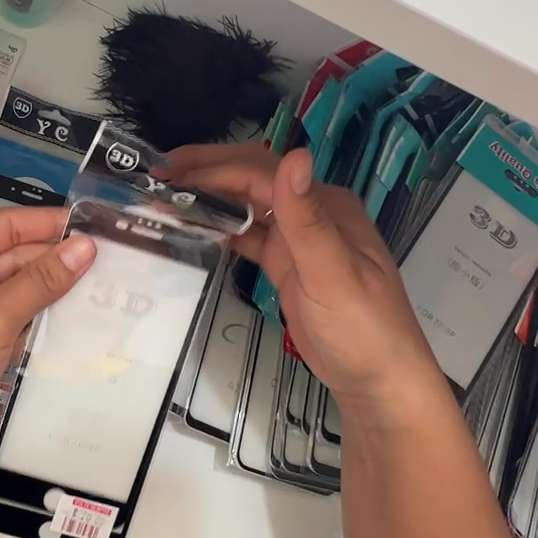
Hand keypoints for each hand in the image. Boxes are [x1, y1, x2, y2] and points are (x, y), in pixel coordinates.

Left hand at [0, 206, 96, 473]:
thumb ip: (42, 280)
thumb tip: (83, 247)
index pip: (1, 227)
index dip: (45, 224)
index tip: (89, 224)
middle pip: (10, 256)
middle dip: (52, 260)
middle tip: (105, 259)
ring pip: (15, 288)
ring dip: (50, 290)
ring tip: (101, 284)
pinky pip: (12, 317)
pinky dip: (38, 317)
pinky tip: (76, 316)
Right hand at [163, 144, 440, 404]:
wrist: (379, 382)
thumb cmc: (362, 329)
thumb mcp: (332, 273)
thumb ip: (306, 217)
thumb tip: (295, 155)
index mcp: (324, 205)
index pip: (259, 174)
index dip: (212, 168)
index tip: (168, 172)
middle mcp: (309, 213)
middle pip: (251, 178)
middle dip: (205, 170)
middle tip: (158, 173)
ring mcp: (296, 240)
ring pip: (246, 204)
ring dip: (209, 196)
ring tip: (166, 195)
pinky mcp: (285, 265)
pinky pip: (247, 235)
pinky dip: (220, 228)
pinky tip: (194, 228)